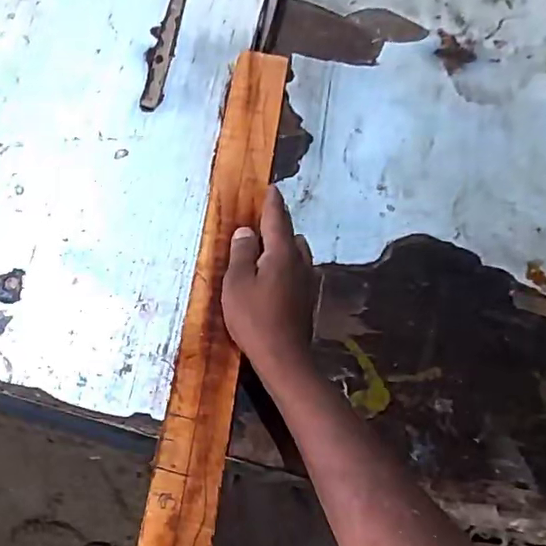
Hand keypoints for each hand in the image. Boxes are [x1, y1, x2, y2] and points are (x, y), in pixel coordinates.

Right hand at [223, 185, 315, 370]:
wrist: (284, 358)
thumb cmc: (254, 318)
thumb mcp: (236, 283)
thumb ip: (241, 253)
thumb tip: (247, 231)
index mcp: (282, 252)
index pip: (277, 218)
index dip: (272, 202)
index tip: (271, 187)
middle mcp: (300, 261)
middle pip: (290, 234)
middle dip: (277, 225)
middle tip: (259, 222)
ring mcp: (308, 281)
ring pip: (297, 253)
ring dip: (283, 247)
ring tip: (265, 250)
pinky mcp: (308, 299)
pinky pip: (297, 271)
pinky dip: (286, 266)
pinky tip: (275, 277)